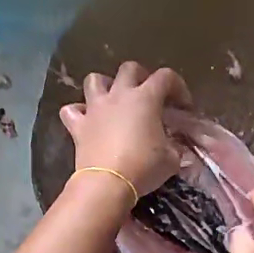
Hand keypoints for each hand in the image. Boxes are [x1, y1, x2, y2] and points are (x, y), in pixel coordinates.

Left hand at [61, 62, 191, 198]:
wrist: (107, 183)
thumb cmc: (144, 167)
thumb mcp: (171, 159)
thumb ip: (174, 146)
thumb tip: (175, 147)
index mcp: (145, 98)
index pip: (166, 77)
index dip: (178, 87)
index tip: (182, 106)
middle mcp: (118, 96)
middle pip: (128, 69)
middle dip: (140, 75)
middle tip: (146, 94)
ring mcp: (95, 109)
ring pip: (94, 80)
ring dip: (103, 85)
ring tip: (112, 99)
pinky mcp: (78, 126)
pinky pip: (70, 110)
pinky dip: (77, 112)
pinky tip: (85, 120)